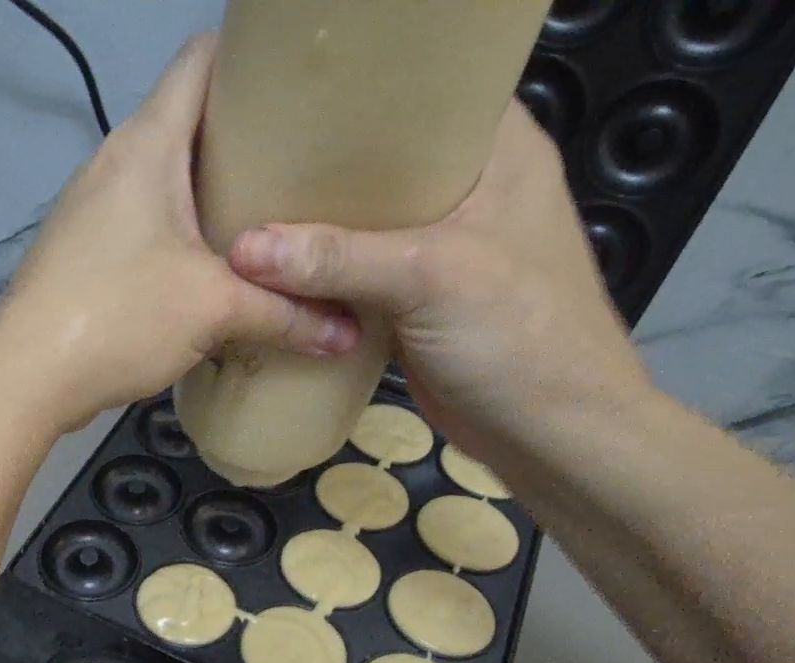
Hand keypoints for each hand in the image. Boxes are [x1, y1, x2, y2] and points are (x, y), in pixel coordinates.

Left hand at [0, 34, 357, 435]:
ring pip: (164, 179)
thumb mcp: (213, 311)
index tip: (296, 87)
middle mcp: (113, 163)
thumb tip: (348, 334)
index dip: (249, 59)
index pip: (199, 61)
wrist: (26, 378)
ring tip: (268, 218)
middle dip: (244, 137)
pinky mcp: (83, 252)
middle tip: (302, 164)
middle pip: (186, 121)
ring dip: (211, 194)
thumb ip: (286, 315)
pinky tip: (213, 268)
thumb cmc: (117, 316)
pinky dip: (181, 234)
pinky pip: (144, 223)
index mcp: (146, 146)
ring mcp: (92, 209)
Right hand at [225, 103, 653, 460]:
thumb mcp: (431, 278)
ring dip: (310, 230)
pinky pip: (356, 274)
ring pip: (360, 224)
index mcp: (495, 150)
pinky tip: (271, 273)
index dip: (351, 99)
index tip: (281, 111)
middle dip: (313, 171)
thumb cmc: (519, 335)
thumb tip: (242, 249)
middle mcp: (467, 188)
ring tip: (243, 215)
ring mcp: (440, 246)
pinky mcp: (415, 297)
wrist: (552, 433)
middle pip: (376, 163)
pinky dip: (319, 277)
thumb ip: (338, 258)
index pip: (418, 96)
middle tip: (246, 166)